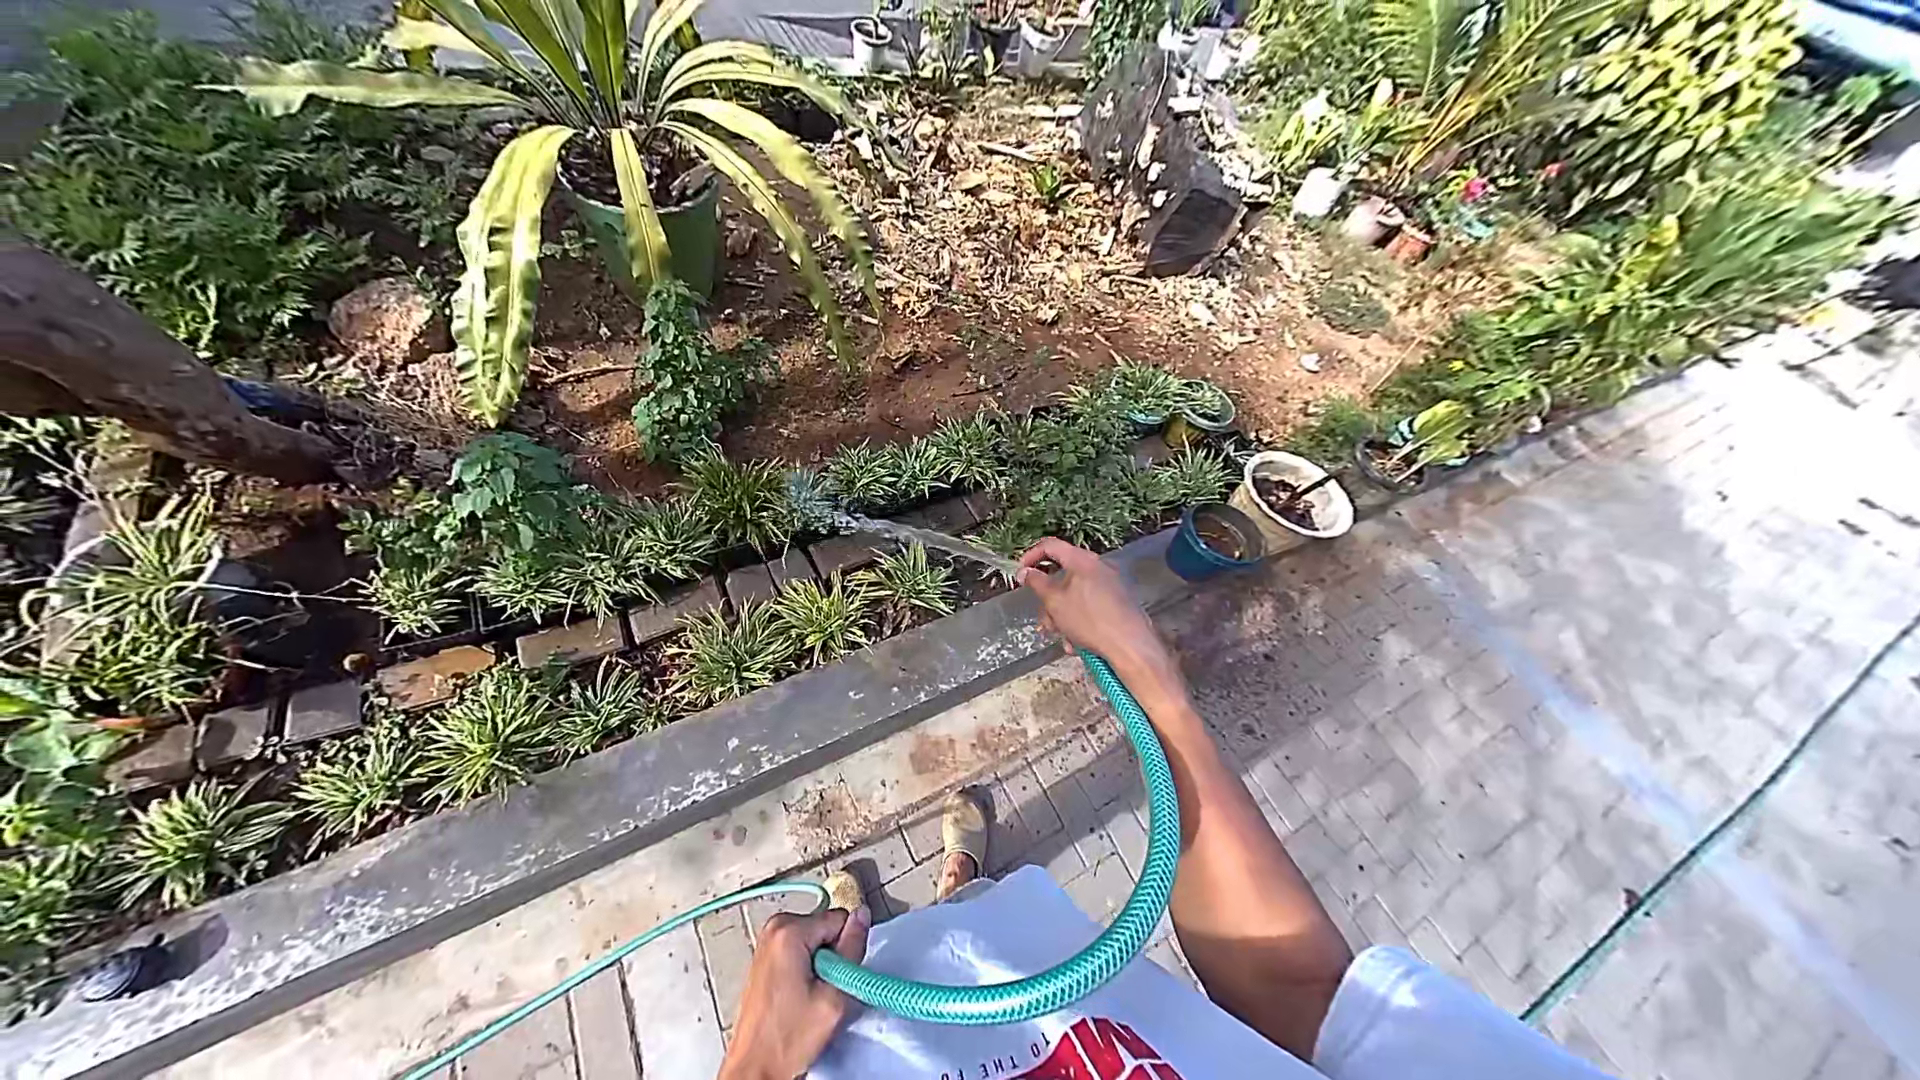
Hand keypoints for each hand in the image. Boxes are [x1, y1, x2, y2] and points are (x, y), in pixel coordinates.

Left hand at [718, 905, 869, 1079]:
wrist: (753, 1072)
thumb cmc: (787, 1041)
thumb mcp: (834, 996)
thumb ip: (852, 949)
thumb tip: (862, 914)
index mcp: (788, 930)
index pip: (841, 919)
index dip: (845, 950)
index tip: (835, 979)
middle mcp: (774, 928)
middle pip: (826, 928)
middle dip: (831, 958)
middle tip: (821, 993)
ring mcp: (767, 941)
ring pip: (815, 940)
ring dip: (818, 966)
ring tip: (807, 998)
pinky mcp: (765, 956)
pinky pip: (800, 950)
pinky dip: (805, 970)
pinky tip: (797, 998)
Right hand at [1017, 538, 1174, 685]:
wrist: (1130, 646)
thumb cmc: (1090, 620)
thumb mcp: (1055, 601)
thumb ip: (1036, 582)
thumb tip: (1025, 571)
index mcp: (1082, 560)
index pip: (1050, 546)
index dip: (1030, 556)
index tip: (1020, 574)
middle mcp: (1098, 567)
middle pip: (1062, 576)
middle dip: (1049, 602)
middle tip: (1045, 621)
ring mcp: (1110, 585)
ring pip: (1073, 597)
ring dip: (1062, 618)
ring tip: (1064, 639)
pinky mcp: (1117, 603)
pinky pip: (1088, 607)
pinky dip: (1079, 623)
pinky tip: (1078, 644)